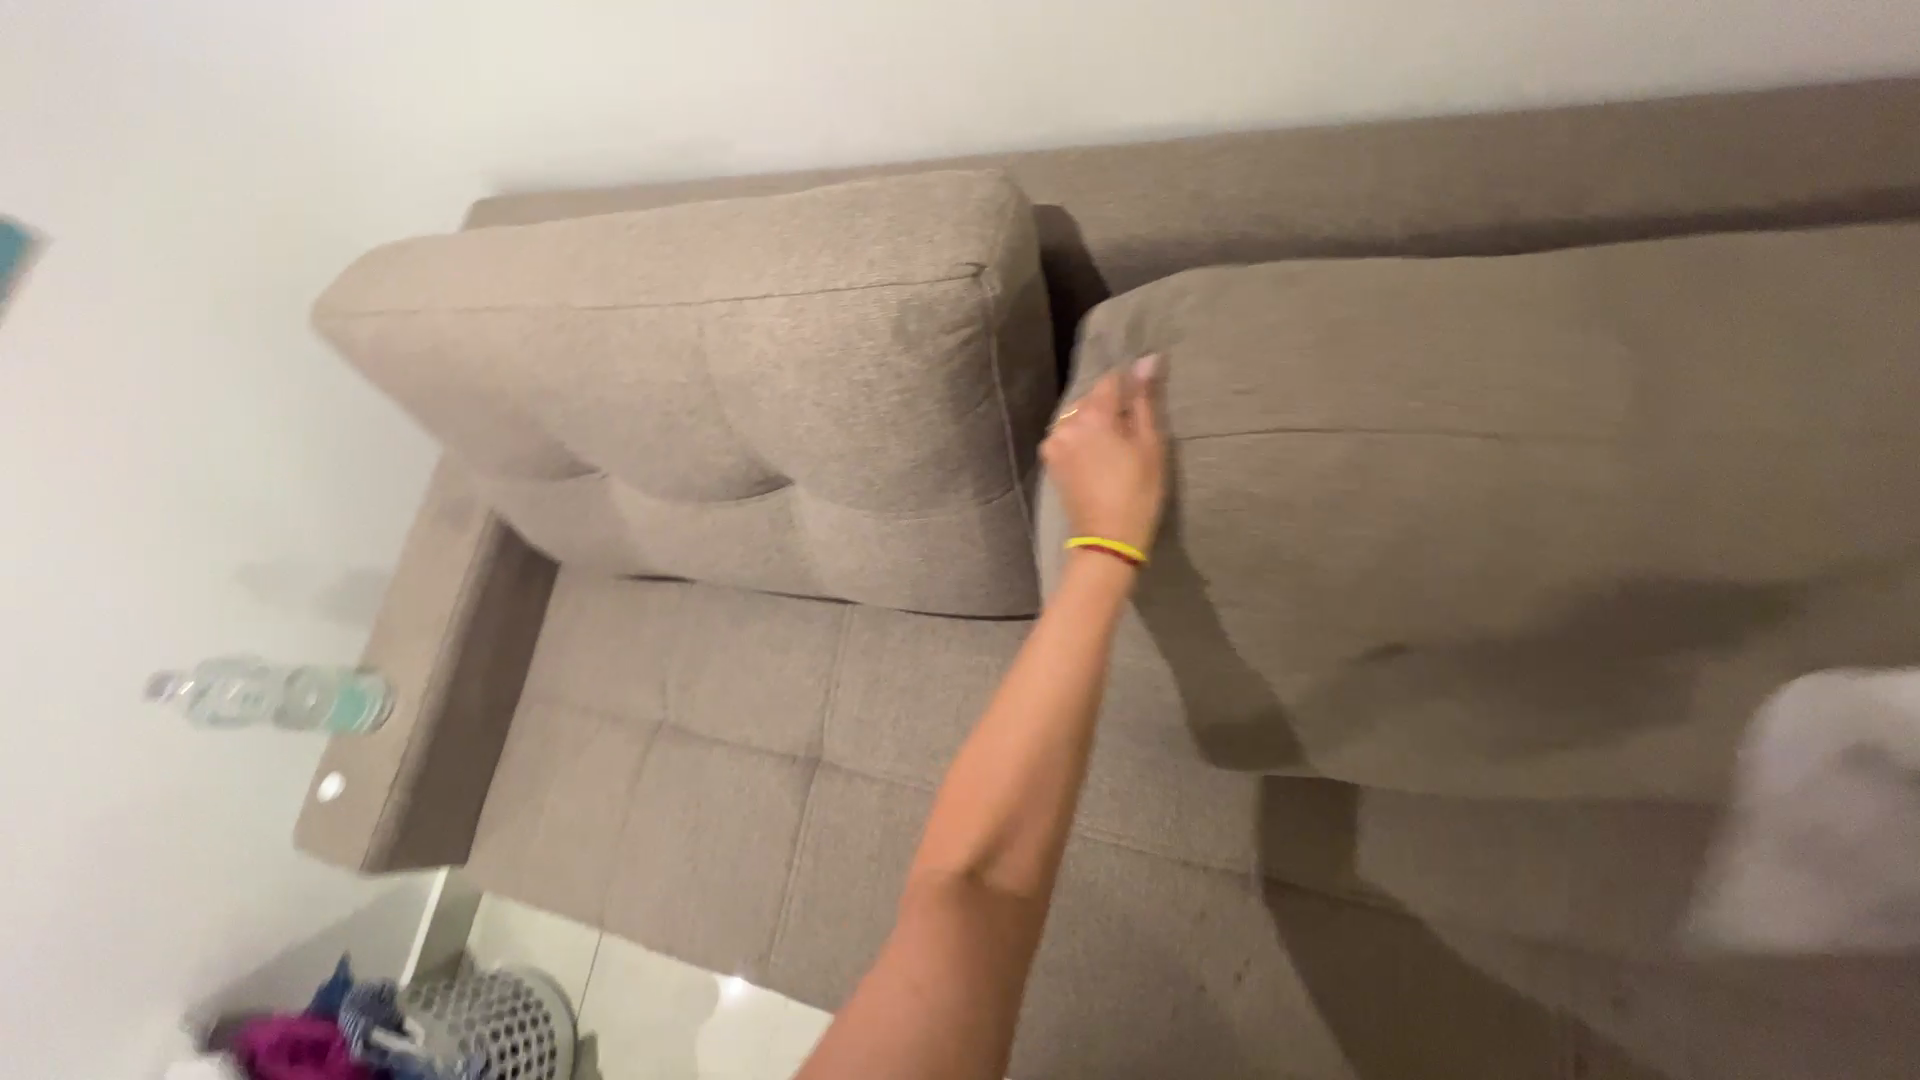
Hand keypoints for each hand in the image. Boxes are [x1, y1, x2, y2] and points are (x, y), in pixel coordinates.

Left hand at [1040, 354, 1167, 555]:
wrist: (1108, 539)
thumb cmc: (1138, 492)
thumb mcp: (1150, 444)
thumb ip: (1144, 400)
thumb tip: (1147, 360)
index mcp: (1093, 414)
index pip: (1111, 380)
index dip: (1129, 387)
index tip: (1141, 403)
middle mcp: (1066, 423)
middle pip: (1091, 399)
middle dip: (1110, 407)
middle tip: (1130, 432)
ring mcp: (1054, 443)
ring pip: (1077, 417)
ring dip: (1094, 424)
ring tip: (1114, 448)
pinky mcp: (1050, 461)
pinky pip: (1068, 436)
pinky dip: (1081, 439)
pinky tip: (1098, 458)